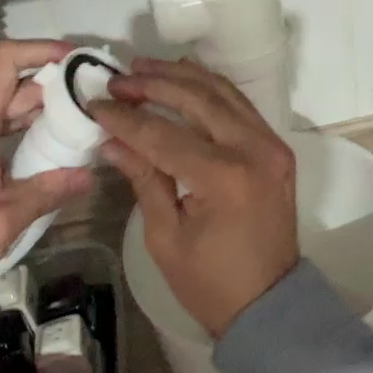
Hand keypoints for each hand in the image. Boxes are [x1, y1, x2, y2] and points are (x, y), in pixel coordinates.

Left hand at [0, 40, 96, 329]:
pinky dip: (18, 132)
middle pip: (8, 85)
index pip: (4, 62)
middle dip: (52, 87)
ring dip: (38, 112)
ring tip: (80, 125)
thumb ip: (44, 193)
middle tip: (96, 104)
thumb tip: (89, 175)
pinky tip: (46, 152)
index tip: (80, 62)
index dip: (43, 51)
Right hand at [89, 57, 297, 337]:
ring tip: (145, 67)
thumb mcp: (165, 236)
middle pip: (198, 99)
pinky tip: (184, 81)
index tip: (95, 106)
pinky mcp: (277, 149)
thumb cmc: (210, 283)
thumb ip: (144, 179)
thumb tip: (112, 140)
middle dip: (154, 84)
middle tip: (118, 79)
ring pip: (224, 93)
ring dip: (183, 77)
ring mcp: (272, 146)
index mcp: (225, 178)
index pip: (164, 134)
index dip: (126, 119)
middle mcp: (254, 150)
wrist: (270, 305)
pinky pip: (241, 106)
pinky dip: (211, 89)